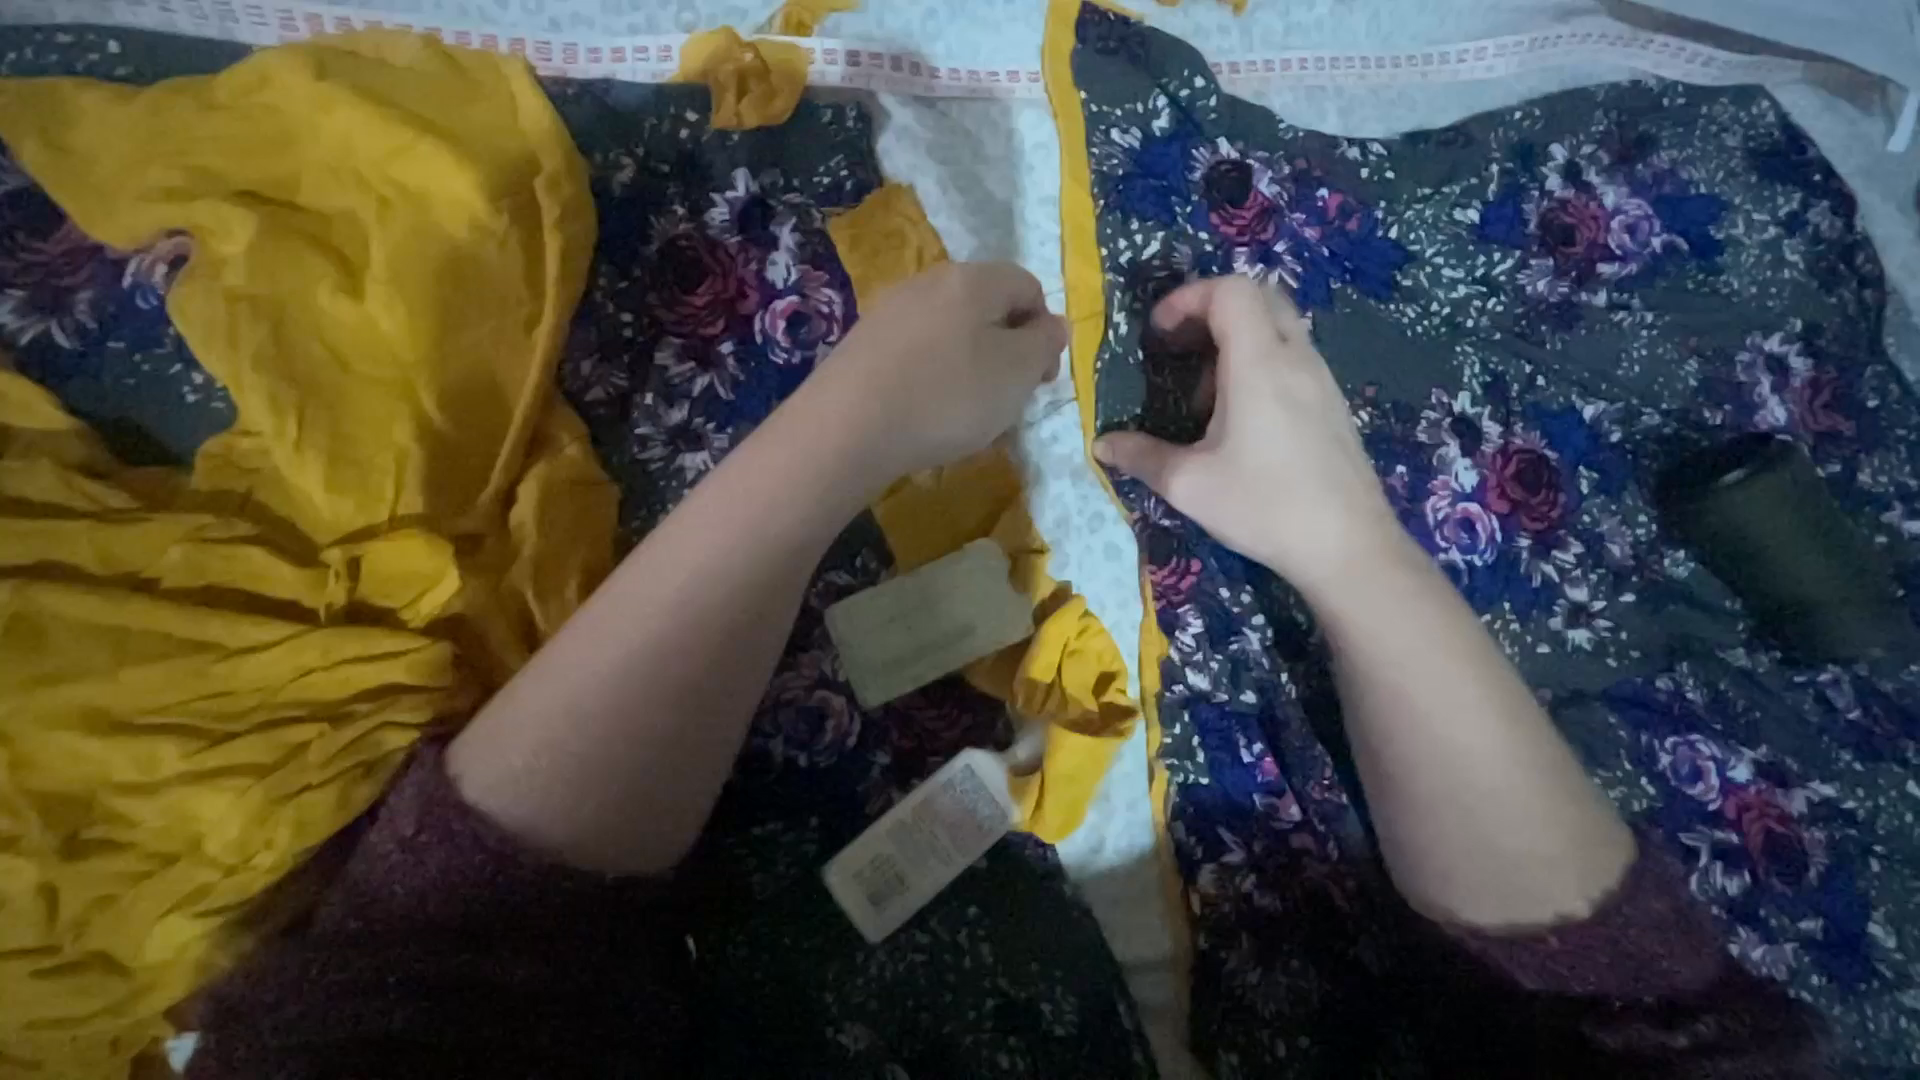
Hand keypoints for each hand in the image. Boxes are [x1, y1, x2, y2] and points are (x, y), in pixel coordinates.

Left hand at [812, 261, 1065, 480]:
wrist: (848, 428)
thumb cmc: (948, 397)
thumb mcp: (1016, 373)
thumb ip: (1043, 344)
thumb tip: (1052, 325)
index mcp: (972, 279)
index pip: (1027, 286)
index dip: (1044, 331)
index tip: (1039, 379)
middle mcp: (928, 282)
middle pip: (985, 310)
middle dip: (1005, 354)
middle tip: (1005, 401)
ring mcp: (889, 312)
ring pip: (949, 336)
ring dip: (968, 371)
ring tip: (965, 417)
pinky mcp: (861, 346)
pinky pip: (915, 357)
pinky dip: (931, 382)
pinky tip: (925, 418)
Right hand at [1093, 276, 1404, 597]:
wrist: (1347, 545)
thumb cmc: (1264, 506)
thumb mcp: (1189, 485)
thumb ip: (1141, 457)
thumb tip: (1102, 445)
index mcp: (1259, 364)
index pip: (1230, 291)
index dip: (1187, 298)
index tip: (1158, 335)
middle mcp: (1296, 358)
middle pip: (1258, 297)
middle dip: (1210, 311)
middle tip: (1178, 349)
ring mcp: (1321, 379)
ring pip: (1278, 327)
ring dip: (1234, 342)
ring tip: (1204, 396)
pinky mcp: (1333, 404)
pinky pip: (1292, 357)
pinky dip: (1258, 364)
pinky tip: (1241, 420)